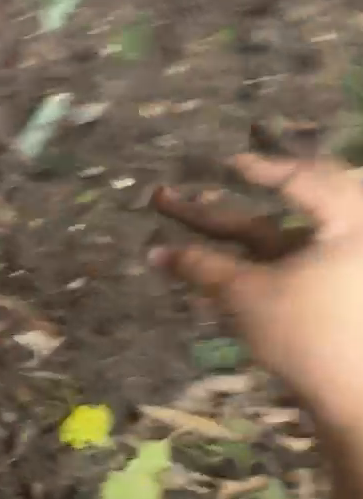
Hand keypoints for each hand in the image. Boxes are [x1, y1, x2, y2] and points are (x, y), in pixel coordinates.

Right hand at [152, 155, 362, 426]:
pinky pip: (293, 265)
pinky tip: (205, 265)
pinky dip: (251, 260)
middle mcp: (354, 243)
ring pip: (284, 238)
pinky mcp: (342, 297)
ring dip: (228, 230)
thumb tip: (155, 252)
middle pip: (297, 207)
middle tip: (179, 195)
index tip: (228, 164)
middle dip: (229, 203)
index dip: (266, 169)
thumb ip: (201, 266)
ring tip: (172, 222)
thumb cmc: (311, 334)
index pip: (310, 181)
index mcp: (351, 229)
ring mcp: (350, 271)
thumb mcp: (246, 293)